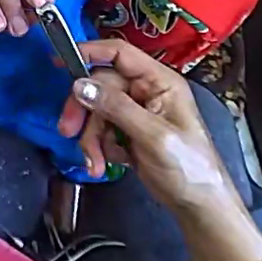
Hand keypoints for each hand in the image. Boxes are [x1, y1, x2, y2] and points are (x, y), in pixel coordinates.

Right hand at [57, 39, 239, 215]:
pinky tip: (103, 164)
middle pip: (100, 85)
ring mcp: (135, 112)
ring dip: (90, 136)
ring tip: (93, 162)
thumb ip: (117, 107)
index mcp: (159, 81)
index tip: (61, 61)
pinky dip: (96, 147)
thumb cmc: (189, 168)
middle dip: (84, 110)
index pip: (119, 54)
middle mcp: (145, 91)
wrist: (200, 208)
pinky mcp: (127, 133)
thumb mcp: (153, 135)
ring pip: (97, 111)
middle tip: (67, 130)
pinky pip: (100, 130)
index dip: (89, 52)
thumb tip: (81, 85)